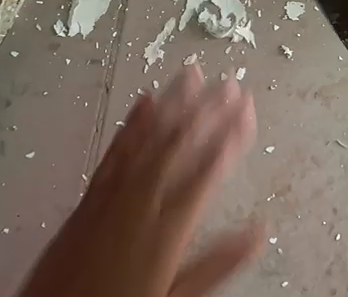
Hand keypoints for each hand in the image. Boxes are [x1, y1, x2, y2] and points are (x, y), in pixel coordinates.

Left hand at [25, 66, 262, 296]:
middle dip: (208, 109)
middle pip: (180, 145)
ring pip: (149, 139)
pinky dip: (133, 124)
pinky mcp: (88, 198)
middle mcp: (142, 201)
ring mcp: (112, 195)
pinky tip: (144, 99)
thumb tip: (258, 232)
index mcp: (168, 226)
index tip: (248, 107)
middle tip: (230, 81)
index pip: (208, 169)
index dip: (231, 134)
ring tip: (194, 72)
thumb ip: (218, 261)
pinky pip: (115, 152)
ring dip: (173, 103)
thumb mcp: (177, 294)